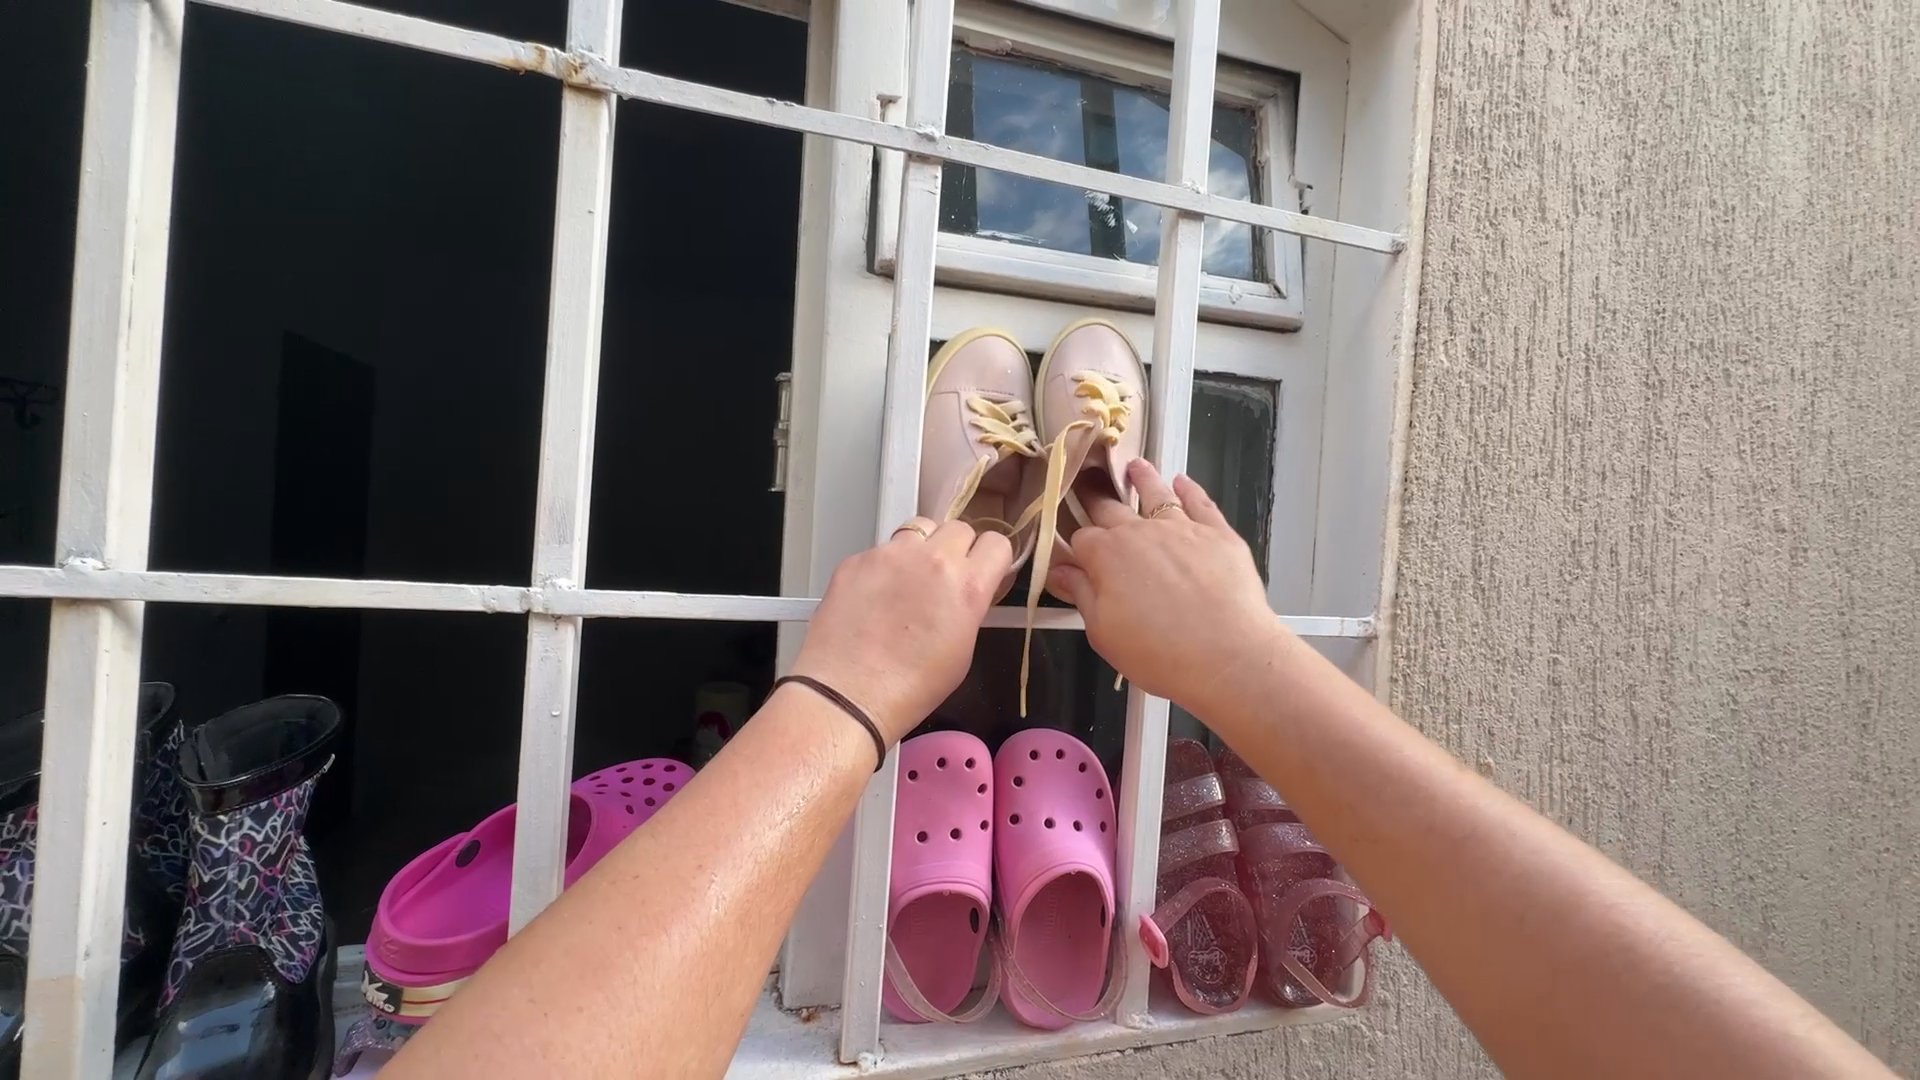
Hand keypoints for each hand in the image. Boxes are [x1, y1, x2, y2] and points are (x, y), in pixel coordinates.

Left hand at [791, 518, 1012, 742]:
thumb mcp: (963, 650)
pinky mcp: (857, 559)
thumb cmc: (910, 686)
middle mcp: (932, 559)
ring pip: (918, 530)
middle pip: (958, 528)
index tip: (983, 570)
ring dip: (921, 549)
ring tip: (908, 582)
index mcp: (966, 585)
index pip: (996, 543)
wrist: (847, 693)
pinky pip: (881, 549)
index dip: (991, 558)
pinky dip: (884, 566)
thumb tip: (968, 590)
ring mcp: (890, 554)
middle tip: (944, 578)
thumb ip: (970, 607)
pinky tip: (874, 597)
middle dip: (957, 550)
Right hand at [1046, 461, 1287, 716]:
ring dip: (1143, 478)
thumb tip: (1060, 572)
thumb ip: (1081, 595)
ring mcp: (1181, 528)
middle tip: (1086, 482)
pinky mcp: (1218, 533)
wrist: (1228, 657)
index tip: (1072, 541)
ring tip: (1135, 466)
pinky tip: (1183, 482)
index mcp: (1106, 556)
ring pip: (1156, 493)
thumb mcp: (1103, 632)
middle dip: (1095, 495)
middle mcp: (1140, 532)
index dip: (1074, 540)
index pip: (1081, 537)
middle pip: (1110, 506)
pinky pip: (1200, 502)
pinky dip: (1190, 490)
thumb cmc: (1160, 653)